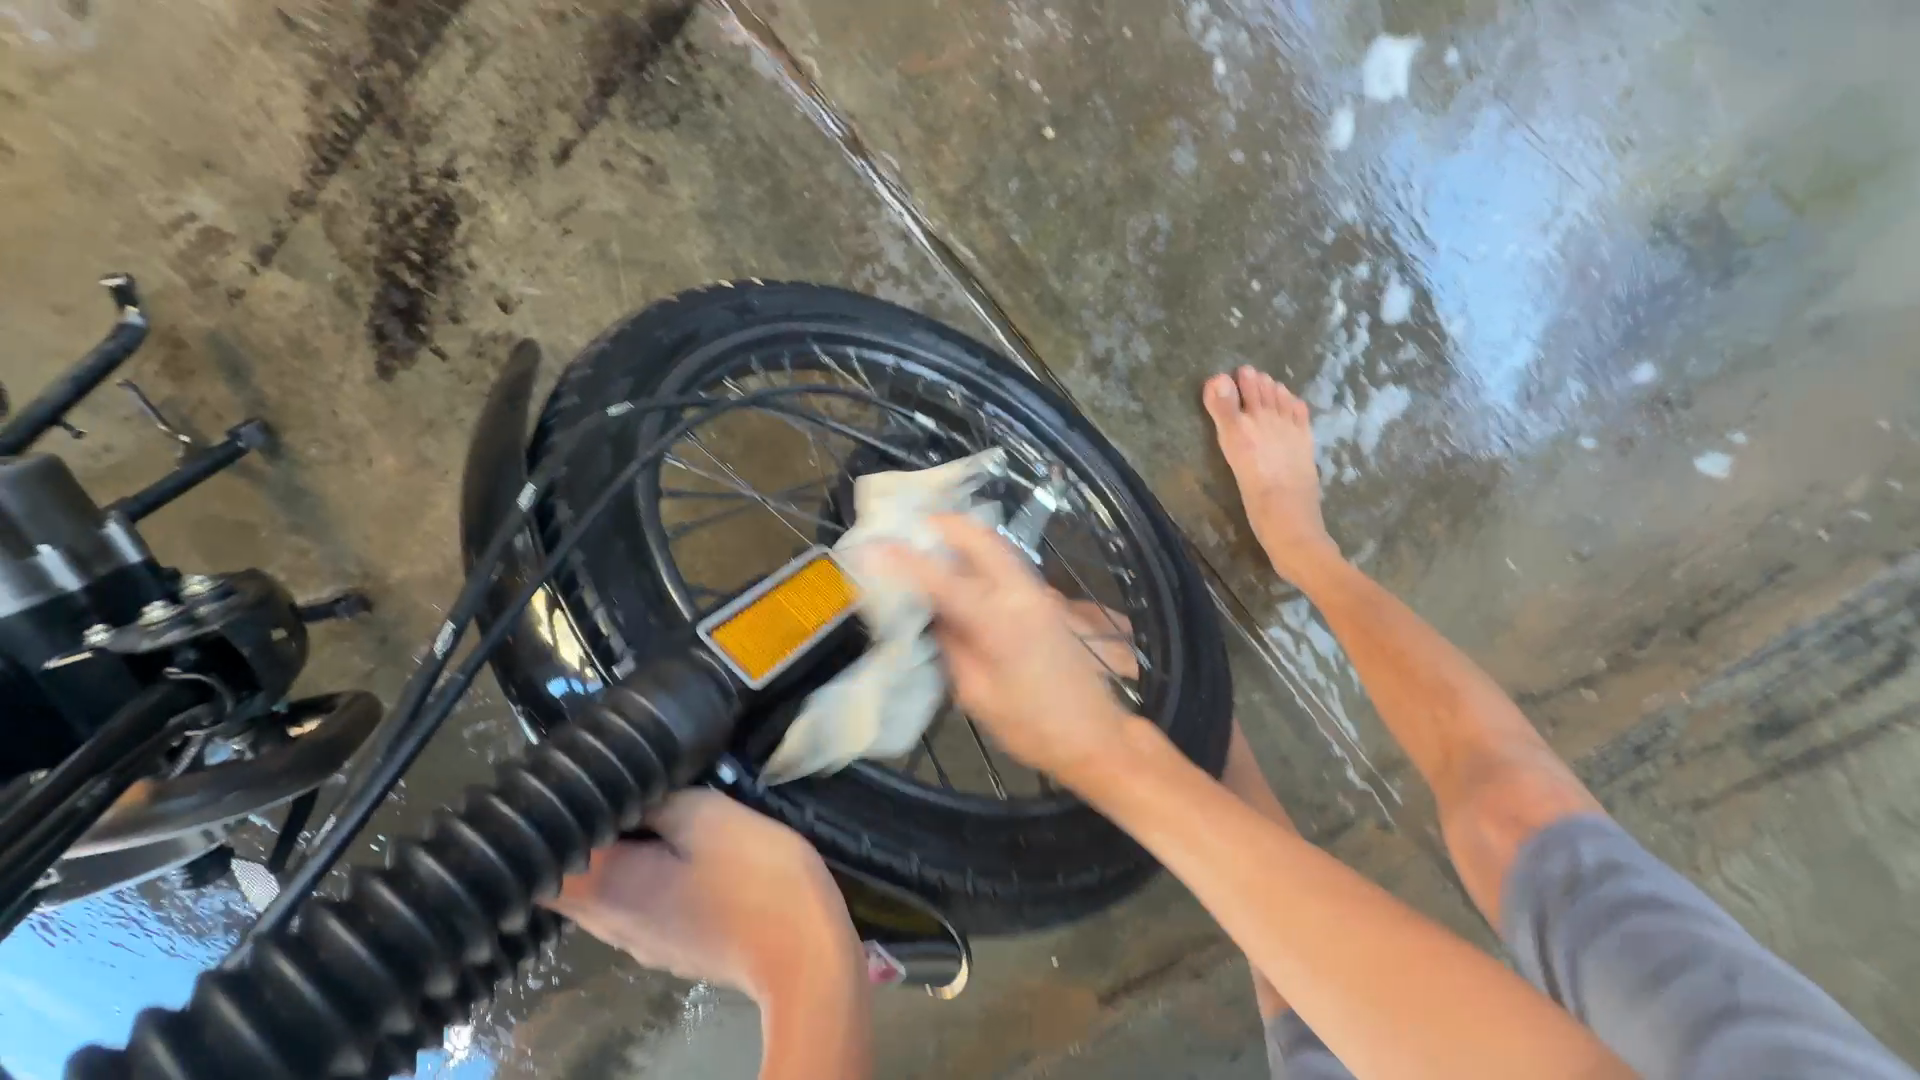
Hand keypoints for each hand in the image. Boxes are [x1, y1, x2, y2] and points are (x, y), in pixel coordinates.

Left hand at [546, 789, 862, 1005]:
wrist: (805, 953)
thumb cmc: (754, 879)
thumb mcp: (708, 816)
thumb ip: (659, 799)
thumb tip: (632, 795)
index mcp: (606, 889)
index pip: (537, 862)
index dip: (541, 823)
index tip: (565, 787)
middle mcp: (610, 924)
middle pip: (572, 875)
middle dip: (587, 829)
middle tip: (618, 784)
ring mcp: (644, 941)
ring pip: (610, 887)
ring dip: (622, 850)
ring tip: (654, 809)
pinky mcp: (677, 945)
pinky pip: (643, 900)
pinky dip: (649, 871)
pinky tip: (685, 849)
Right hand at [873, 514, 1146, 783]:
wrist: (1096, 736)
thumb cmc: (1032, 727)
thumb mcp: (977, 695)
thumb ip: (952, 646)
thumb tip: (931, 614)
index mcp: (1000, 622)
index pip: (943, 580)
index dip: (904, 561)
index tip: (872, 546)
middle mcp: (1022, 595)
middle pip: (980, 537)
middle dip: (941, 525)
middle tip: (906, 527)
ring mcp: (1039, 594)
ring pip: (995, 547)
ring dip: (959, 539)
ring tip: (924, 545)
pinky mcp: (1046, 601)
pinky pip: (1005, 564)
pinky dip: (977, 557)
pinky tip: (957, 573)